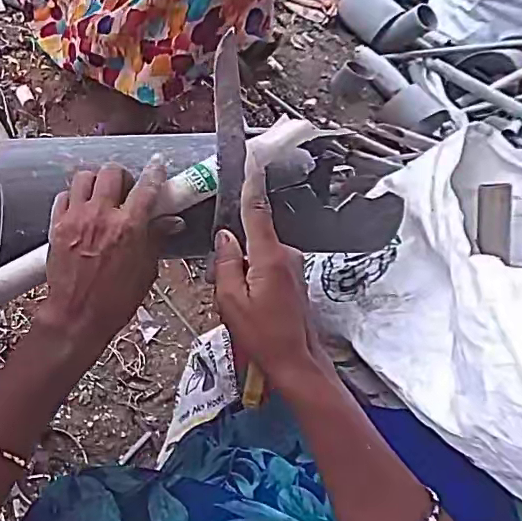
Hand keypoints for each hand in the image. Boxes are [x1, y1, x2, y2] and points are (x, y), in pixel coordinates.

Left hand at [41, 157, 183, 349]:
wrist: (76, 316)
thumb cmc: (114, 301)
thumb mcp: (145, 270)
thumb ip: (156, 239)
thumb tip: (170, 222)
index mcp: (129, 228)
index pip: (146, 186)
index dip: (155, 171)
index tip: (157, 164)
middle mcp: (101, 217)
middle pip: (112, 172)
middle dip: (122, 177)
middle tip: (125, 190)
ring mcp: (76, 219)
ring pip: (84, 177)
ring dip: (96, 182)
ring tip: (101, 196)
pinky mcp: (57, 225)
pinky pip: (64, 196)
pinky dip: (74, 197)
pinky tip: (81, 209)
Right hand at [213, 156, 329, 386]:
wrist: (297, 362)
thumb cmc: (262, 335)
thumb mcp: (230, 300)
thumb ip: (225, 263)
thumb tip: (224, 235)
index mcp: (269, 257)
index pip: (257, 211)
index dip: (252, 184)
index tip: (250, 159)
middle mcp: (286, 255)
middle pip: (252, 236)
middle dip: (233, 252)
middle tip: (225, 288)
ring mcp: (293, 266)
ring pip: (256, 254)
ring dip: (242, 270)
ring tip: (239, 304)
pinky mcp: (294, 277)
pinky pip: (265, 266)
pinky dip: (252, 277)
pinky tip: (250, 306)